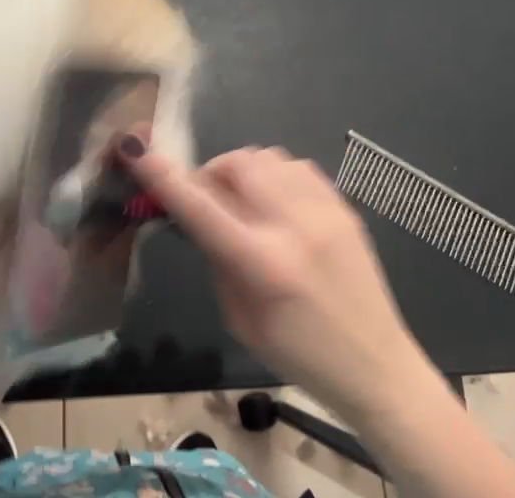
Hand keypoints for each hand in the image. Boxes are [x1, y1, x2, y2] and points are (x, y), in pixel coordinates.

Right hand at [120, 142, 426, 416]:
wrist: (376, 365)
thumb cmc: (297, 355)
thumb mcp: (240, 318)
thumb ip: (216, 258)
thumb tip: (197, 215)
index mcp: (263, 265)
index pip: (201, 207)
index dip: (164, 175)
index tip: (137, 149)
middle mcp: (294, 227)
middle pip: (237, 164)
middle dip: (210, 174)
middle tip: (208, 202)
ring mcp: (325, 211)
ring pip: (267, 157)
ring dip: (243, 172)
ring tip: (245, 203)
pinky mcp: (344, 207)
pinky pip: (297, 166)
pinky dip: (275, 176)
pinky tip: (277, 205)